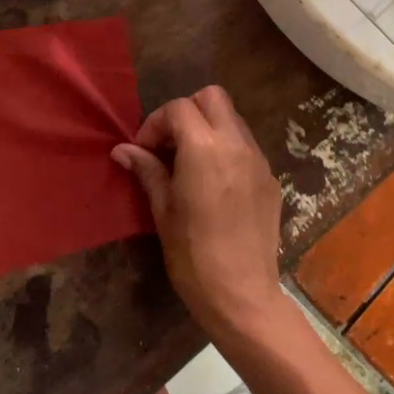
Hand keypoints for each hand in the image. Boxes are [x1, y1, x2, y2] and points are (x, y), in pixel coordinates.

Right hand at [112, 86, 284, 335]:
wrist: (242, 295)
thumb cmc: (192, 254)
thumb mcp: (162, 210)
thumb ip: (147, 170)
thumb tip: (123, 150)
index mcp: (205, 148)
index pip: (179, 108)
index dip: (155, 123)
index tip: (144, 150)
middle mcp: (237, 144)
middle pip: (213, 98)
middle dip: (186, 111)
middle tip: (168, 144)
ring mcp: (259, 161)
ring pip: (233, 120)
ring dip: (208, 128)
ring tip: (188, 163)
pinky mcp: (271, 180)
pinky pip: (246, 147)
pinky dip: (226, 150)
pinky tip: (213, 184)